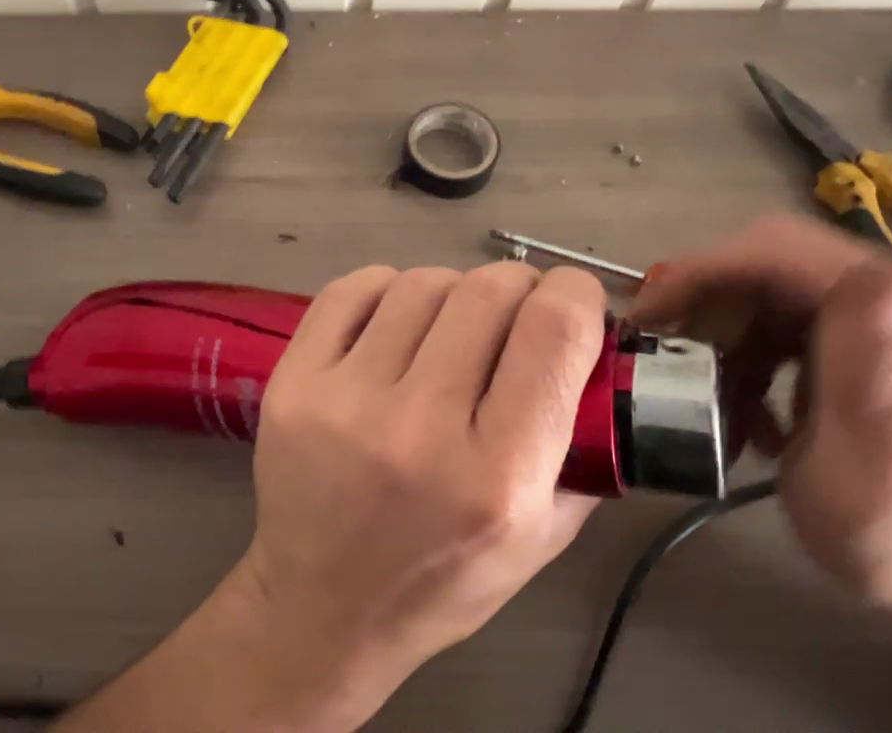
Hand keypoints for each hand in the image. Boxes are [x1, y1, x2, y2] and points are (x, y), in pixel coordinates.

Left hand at [239, 263, 608, 700]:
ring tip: (452, 326)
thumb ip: (583, 444)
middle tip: (517, 315)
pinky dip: (388, 290)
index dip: (578, 294)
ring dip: (454, 291)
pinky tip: (397, 321)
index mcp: (498, 476)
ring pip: (423, 283)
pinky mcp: (294, 381)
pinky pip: (352, 289)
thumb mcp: (543, 539)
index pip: (553, 330)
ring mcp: (344, 399)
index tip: (576, 302)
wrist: (321, 608)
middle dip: (521, 288)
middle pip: (488, 291)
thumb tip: (597, 351)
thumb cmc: (442, 581)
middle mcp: (419, 428)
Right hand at [630, 214, 891, 631]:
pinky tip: (743, 397)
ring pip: (764, 281)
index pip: (790, 254)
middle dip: (707, 303)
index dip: (707, 275)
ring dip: (721, 331)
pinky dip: (742, 347)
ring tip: (708, 393)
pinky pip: (775, 309)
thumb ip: (880, 374)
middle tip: (661, 355)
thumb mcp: (879, 470)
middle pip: (773, 259)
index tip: (646, 318)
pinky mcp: (866, 321)